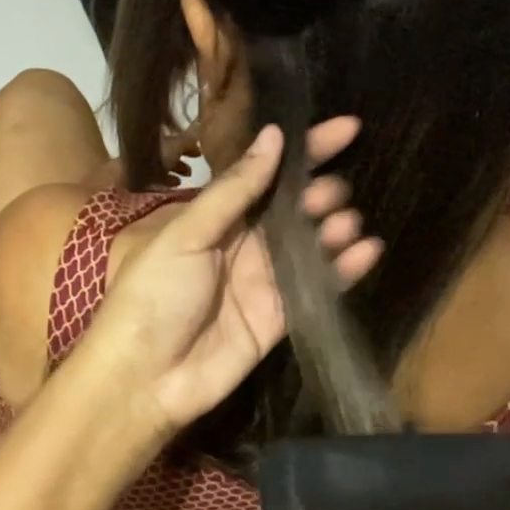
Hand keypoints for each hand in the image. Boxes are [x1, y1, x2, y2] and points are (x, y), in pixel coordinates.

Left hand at [75, 121, 381, 434]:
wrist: (142, 380)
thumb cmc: (151, 300)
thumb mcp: (183, 237)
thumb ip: (232, 191)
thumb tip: (273, 136)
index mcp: (210, 223)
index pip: (263, 178)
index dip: (303, 153)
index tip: (347, 129)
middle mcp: (238, 250)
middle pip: (291, 211)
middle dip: (318, 194)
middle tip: (328, 196)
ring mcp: (258, 286)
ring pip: (309, 248)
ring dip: (333, 230)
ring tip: (343, 223)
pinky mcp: (275, 321)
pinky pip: (316, 290)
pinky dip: (343, 271)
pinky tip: (366, 251)